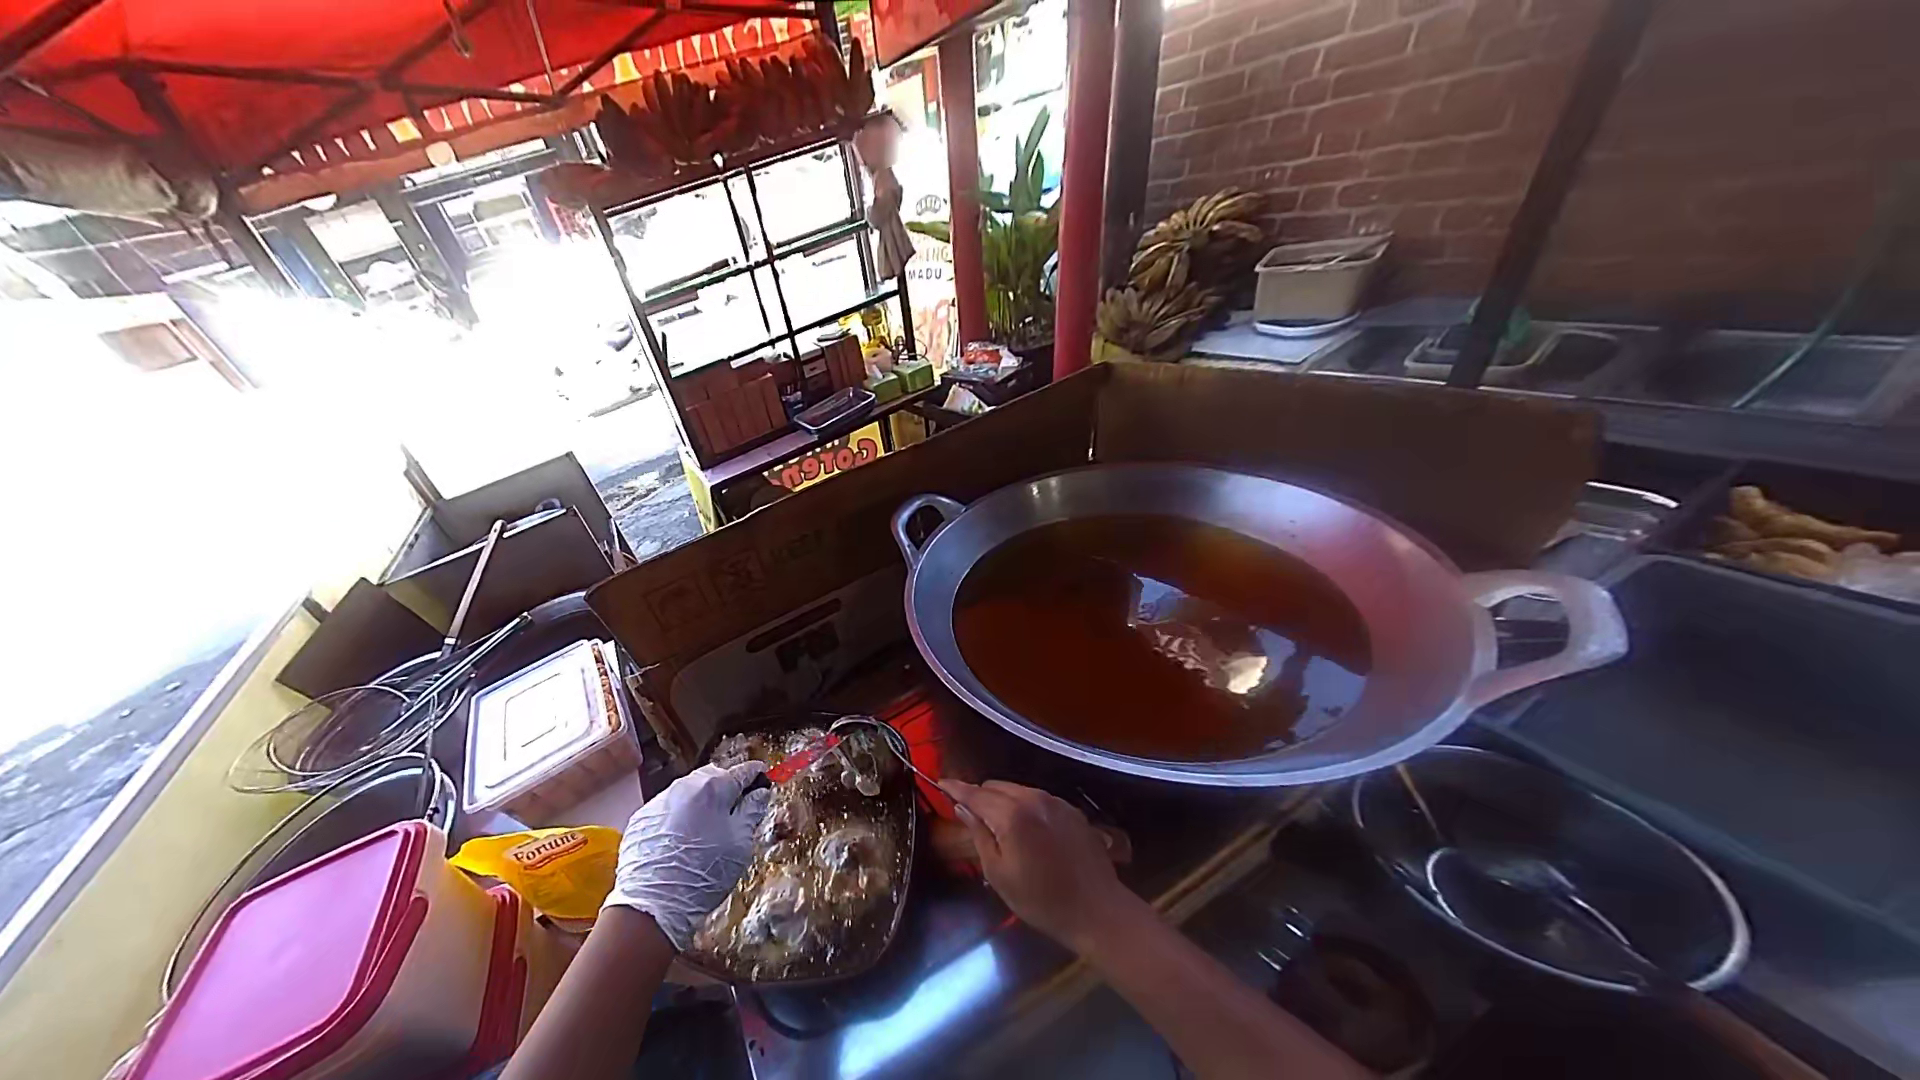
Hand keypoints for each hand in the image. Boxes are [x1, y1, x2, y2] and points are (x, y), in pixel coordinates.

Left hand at [603, 762, 769, 950]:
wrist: (652, 905)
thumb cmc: (704, 873)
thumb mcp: (740, 843)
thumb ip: (752, 811)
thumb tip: (761, 792)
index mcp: (715, 787)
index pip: (744, 770)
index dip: (757, 775)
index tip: (763, 780)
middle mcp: (686, 785)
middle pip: (714, 776)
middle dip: (727, 787)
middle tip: (735, 810)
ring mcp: (660, 800)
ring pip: (690, 790)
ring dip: (702, 800)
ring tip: (706, 826)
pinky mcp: (641, 818)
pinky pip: (668, 806)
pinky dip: (680, 814)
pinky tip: (682, 838)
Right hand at [939, 779, 1136, 950]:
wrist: (1096, 910)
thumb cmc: (1041, 900)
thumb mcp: (999, 874)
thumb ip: (979, 835)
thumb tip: (963, 808)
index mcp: (1011, 815)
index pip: (975, 793)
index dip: (955, 788)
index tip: (940, 783)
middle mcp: (1033, 798)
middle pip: (996, 786)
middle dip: (980, 797)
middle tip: (971, 817)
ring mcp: (1055, 801)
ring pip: (1017, 789)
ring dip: (1003, 800)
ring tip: (999, 825)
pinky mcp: (1071, 809)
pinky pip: (1038, 798)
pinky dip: (1025, 806)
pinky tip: (1028, 830)